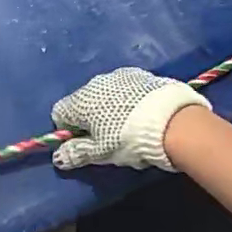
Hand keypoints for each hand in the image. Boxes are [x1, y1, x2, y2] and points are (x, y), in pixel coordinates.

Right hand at [50, 67, 211, 171]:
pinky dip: (128, 98)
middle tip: (108, 136)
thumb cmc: (128, 140)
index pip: (60, 114)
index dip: (69, 130)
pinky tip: (142, 112)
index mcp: (79, 102)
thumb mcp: (101, 153)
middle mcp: (94, 84)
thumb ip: (76, 153)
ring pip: (105, 93)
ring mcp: (119, 76)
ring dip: (110, 107)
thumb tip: (57, 157)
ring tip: (129, 124)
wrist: (174, 122)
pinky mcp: (142, 74)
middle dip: (90, 117)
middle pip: (82, 102)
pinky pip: (126, 88)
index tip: (85, 143)